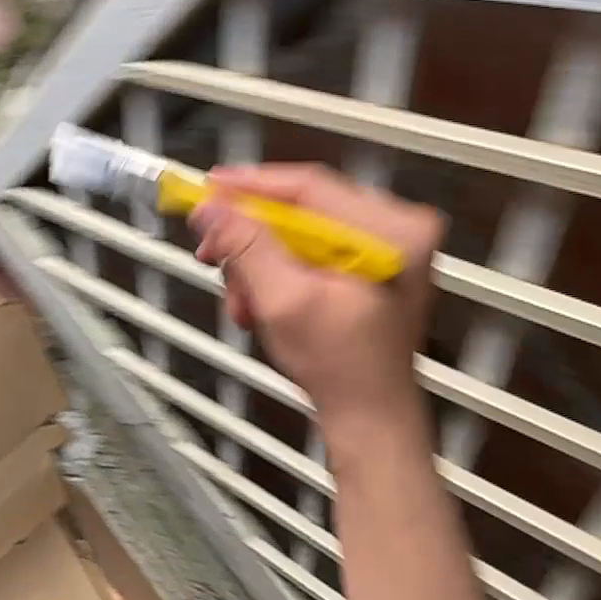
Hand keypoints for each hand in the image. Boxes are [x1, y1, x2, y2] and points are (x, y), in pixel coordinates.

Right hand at [188, 164, 442, 427]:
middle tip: (208, 256)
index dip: (250, 186)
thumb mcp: (282, 300)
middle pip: (300, 210)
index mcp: (391, 229)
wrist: (368, 413)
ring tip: (239, 303)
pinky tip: (257, 304)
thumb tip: (207, 206)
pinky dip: (273, 276)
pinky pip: (306, 253)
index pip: (308, 187)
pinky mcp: (369, 266)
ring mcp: (385, 247)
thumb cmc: (334, 361)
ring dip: (255, 266)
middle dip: (248, 238)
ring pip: (296, 234)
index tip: (204, 189)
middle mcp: (396, 227)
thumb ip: (246, 247)